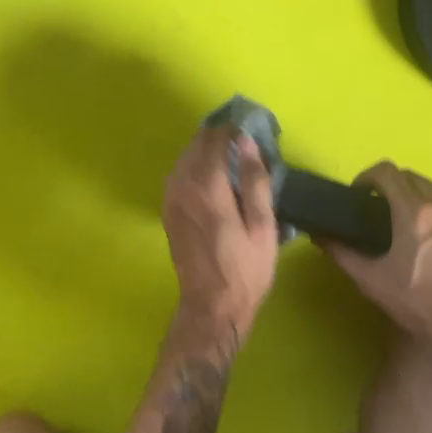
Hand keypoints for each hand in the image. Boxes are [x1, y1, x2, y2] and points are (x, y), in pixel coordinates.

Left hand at [163, 128, 279, 337]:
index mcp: (207, 187)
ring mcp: (170, 201)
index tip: (251, 126)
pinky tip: (211, 177)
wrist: (211, 306)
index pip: (215, 140)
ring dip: (204, 151)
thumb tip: (247, 142)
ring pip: (183, 160)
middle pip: (195, 146)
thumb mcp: (263, 225)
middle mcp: (182, 188)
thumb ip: (254, 180)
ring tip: (230, 154)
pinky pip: (178, 178)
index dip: (233, 128)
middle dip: (217, 136)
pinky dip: (193, 168)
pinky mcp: (168, 214)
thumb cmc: (245, 270)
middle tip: (243, 139)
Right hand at [320, 162, 431, 376]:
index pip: (387, 172)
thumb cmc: (418, 304)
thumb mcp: (373, 281)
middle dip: (392, 188)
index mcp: (416, 212)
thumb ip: (342, 254)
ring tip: (409, 225)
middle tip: (379, 211)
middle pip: (412, 178)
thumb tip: (319, 236)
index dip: (367, 177)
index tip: (359, 193)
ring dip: (417, 199)